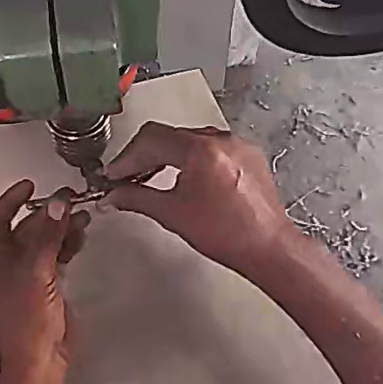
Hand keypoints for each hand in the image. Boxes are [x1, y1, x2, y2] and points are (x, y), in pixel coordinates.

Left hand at [0, 180, 89, 383]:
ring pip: (43, 240)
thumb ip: (48, 235)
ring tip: (80, 215)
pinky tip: (78, 236)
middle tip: (67, 199)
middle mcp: (6, 264)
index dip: (13, 198)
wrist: (39, 357)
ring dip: (61, 227)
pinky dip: (66, 243)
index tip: (30, 184)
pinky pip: (55, 254)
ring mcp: (26, 274)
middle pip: (26, 227)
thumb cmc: (25, 323)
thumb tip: (57, 205)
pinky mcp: (44, 284)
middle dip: (47, 213)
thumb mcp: (37, 270)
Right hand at [104, 122, 304, 278]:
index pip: (151, 139)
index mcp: (200, 150)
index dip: (126, 157)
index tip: (114, 174)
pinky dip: (189, 157)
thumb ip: (137, 198)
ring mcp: (236, 144)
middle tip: (125, 176)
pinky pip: (209, 146)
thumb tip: (115, 194)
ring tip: (149, 176)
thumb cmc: (228, 234)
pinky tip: (180, 176)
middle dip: (143, 155)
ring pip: (188, 138)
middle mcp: (220, 140)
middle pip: (168, 135)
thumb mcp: (173, 214)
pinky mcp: (246, 153)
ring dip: (165, 155)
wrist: (268, 248)